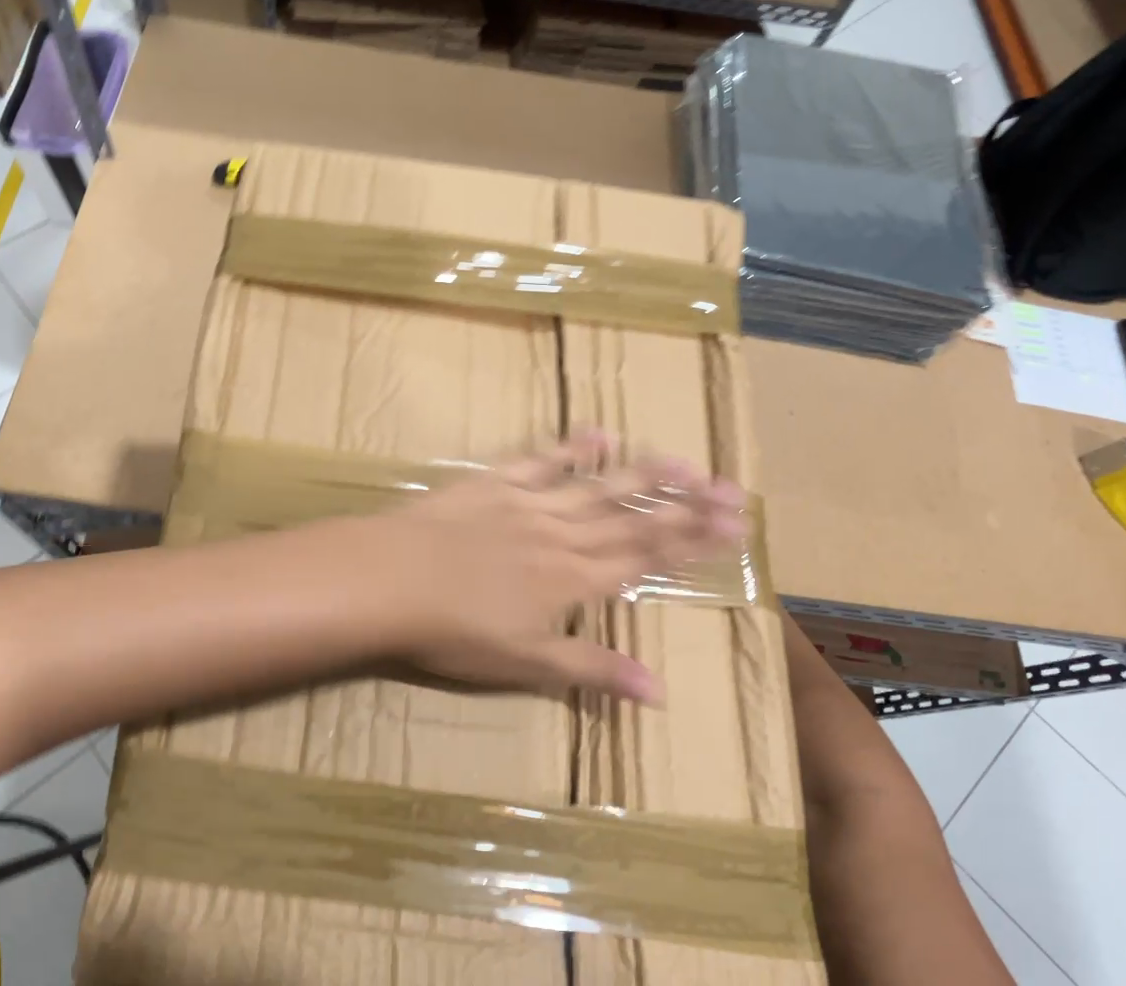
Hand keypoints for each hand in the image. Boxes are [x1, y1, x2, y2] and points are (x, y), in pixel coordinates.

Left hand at [370, 432, 748, 705]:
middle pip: (632, 519)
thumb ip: (593, 669)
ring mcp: (525, 504)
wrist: (389, 580)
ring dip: (642, 474)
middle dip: (685, 506)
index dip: (691, 542)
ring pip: (595, 486)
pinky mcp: (489, 483)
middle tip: (735, 490)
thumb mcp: (527, 662)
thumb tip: (662, 691)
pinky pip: (537, 461)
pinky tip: (597, 433)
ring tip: (685, 461)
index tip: (735, 527)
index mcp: (573, 580)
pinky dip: (568, 448)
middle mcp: (560, 536)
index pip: (645, 558)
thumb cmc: (454, 631)